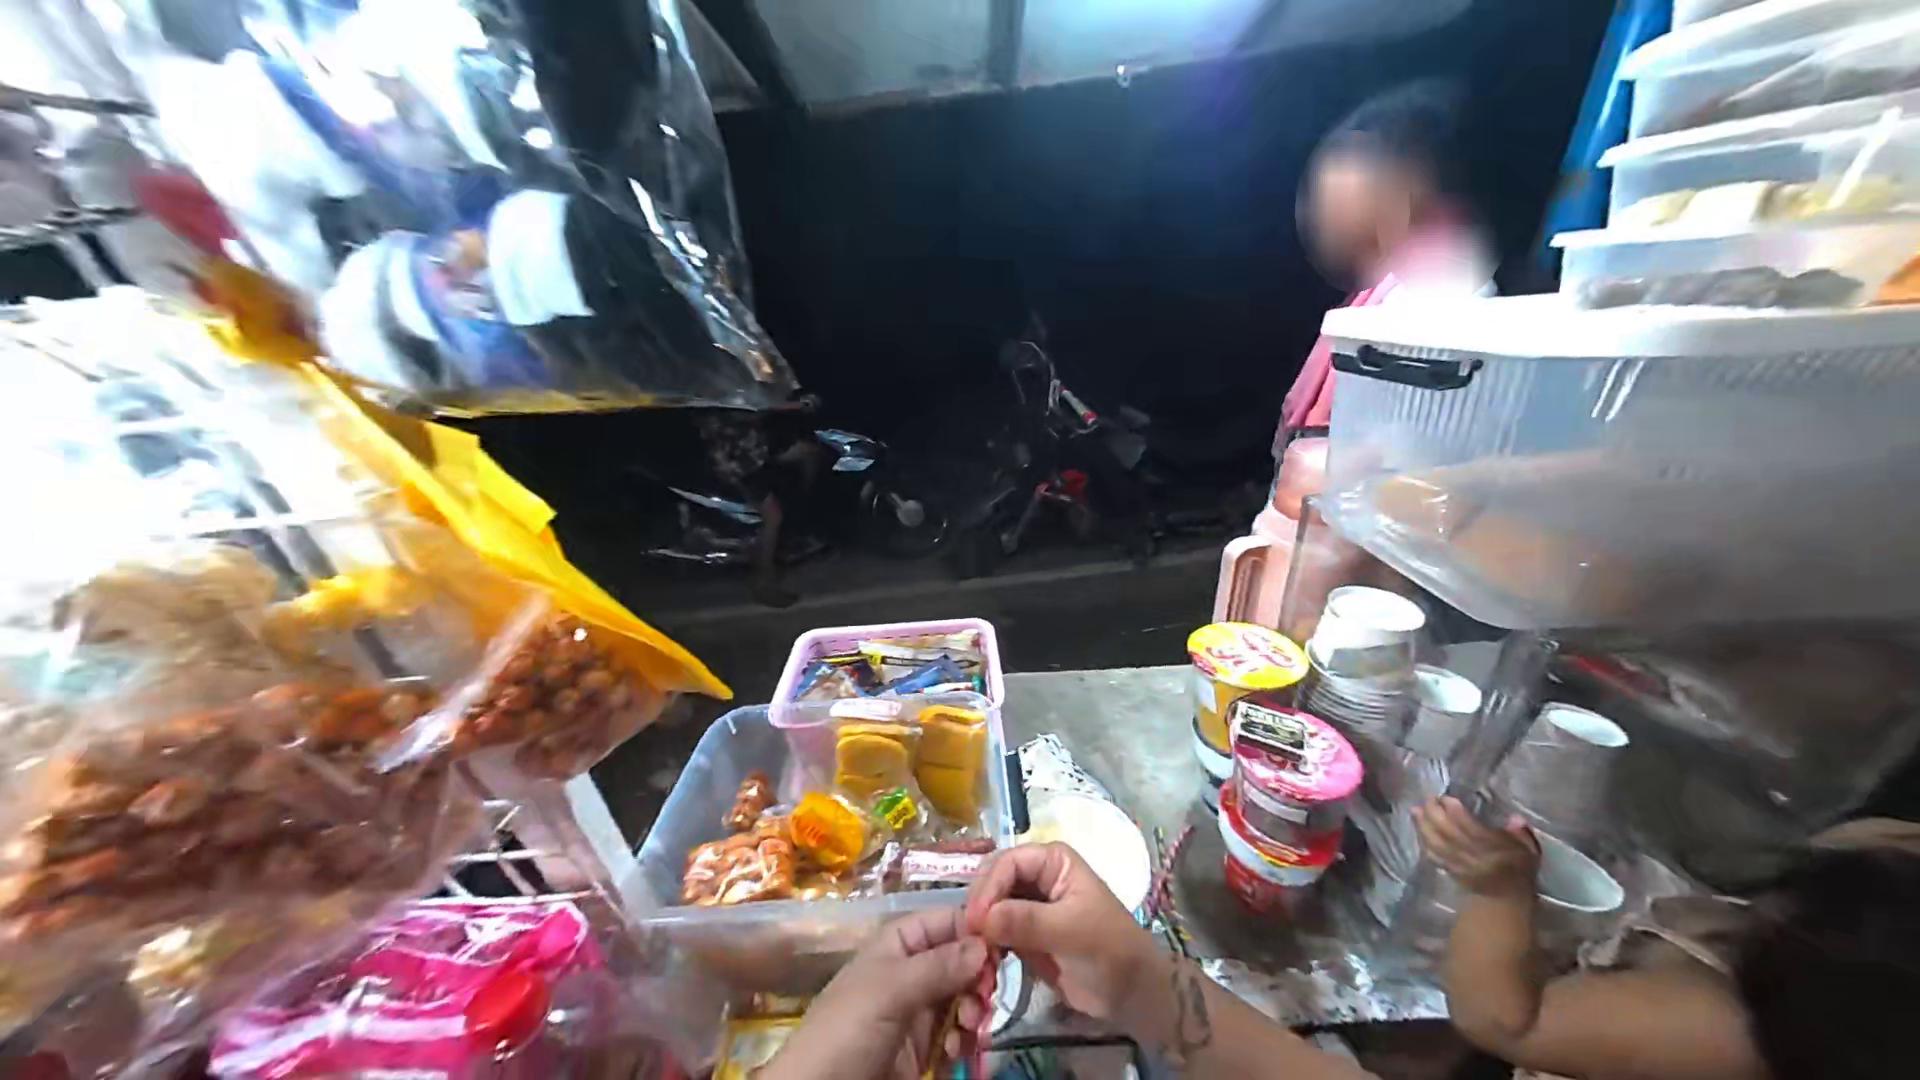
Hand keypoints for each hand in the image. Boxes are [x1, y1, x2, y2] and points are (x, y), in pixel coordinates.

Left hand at [762, 908, 990, 1079]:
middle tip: (983, 1000)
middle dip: (979, 978)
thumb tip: (985, 942)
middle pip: (963, 959)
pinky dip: (965, 1039)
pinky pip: (957, 1032)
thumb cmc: (846, 1030)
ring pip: (965, 996)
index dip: (975, 931)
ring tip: (970, 1029)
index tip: (1000, 951)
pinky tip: (960, 1051)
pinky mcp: (923, 1047)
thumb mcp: (890, 990)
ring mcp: (919, 1008)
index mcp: (901, 941)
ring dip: (975, 1011)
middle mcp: (914, 968)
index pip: (948, 920)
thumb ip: (939, 966)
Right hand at [964, 842, 1160, 1023]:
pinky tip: (984, 958)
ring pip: (991, 904)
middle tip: (970, 935)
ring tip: (975, 949)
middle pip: (994, 879)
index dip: (989, 887)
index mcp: (1052, 860)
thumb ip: (1027, 921)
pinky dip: (986, 941)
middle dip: (980, 903)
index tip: (975, 920)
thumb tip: (983, 918)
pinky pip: (995, 929)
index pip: (1009, 862)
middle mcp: (1037, 875)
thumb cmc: (1109, 950)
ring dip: (979, 924)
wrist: (1132, 995)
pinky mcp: (1023, 932)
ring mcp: (1028, 903)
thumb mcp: (1071, 931)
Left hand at [1414, 796, 1540, 897]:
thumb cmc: (1517, 868)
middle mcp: (1472, 854)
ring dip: (1423, 824)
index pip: (1468, 826)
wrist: (1505, 899)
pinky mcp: (1448, 869)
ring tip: (1416, 809)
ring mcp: (1458, 863)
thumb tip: (1515, 818)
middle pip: (1447, 831)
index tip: (1446, 798)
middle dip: (1434, 812)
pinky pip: (1432, 854)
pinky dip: (1423, 840)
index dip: (1454, 810)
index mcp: (1492, 847)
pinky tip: (1418, 828)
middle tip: (1428, 798)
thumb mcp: (1526, 849)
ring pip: (1436, 842)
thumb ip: (1520, 833)